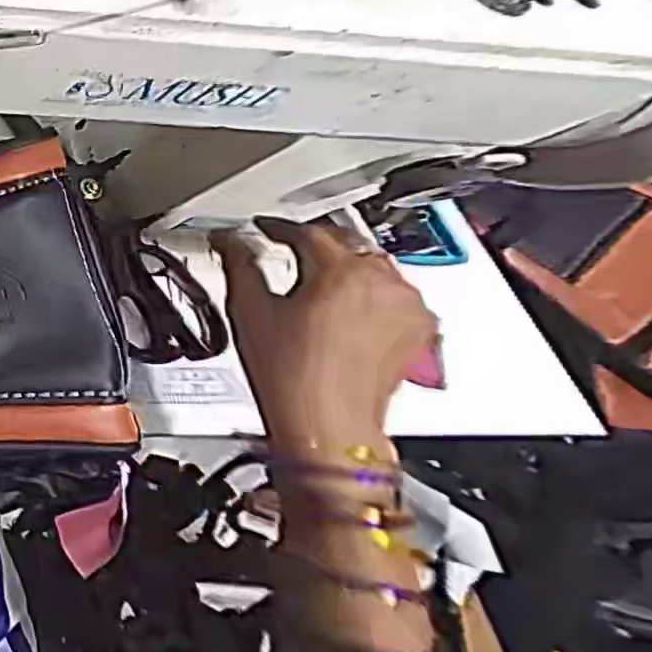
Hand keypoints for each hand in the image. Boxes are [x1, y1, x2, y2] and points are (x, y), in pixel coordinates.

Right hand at [213, 218, 436, 451]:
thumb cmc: (292, 376)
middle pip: (347, 244)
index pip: (308, 232)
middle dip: (313, 243)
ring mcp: (409, 310)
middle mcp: (387, 286)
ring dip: (344, 265)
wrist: (327, 424)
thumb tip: (231, 242)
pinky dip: (369, 291)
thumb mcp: (249, 309)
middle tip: (285, 246)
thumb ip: (240, 264)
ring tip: (314, 274)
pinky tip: (344, 302)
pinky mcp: (420, 332)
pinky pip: (395, 295)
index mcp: (344, 274)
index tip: (264, 228)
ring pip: (375, 267)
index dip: (278, 227)